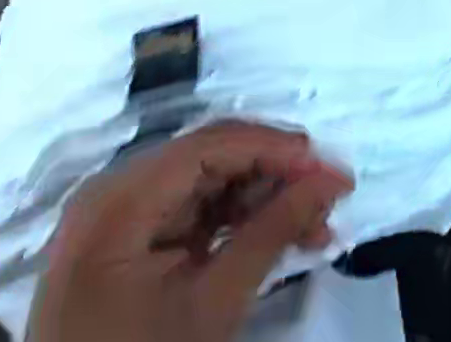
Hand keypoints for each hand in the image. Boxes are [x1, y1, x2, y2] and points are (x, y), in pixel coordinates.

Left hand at [29, 121, 353, 341]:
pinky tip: (284, 234)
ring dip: (266, 197)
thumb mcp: (213, 305)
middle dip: (277, 174)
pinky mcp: (133, 237)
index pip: (213, 146)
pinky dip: (241, 218)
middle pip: (214, 156)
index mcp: (120, 200)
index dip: (278, 150)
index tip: (332, 172)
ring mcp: (122, 213)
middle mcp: (116, 190)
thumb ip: (275, 230)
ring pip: (213, 179)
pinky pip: (199, 207)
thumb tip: (334, 178)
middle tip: (330, 197)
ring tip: (317, 224)